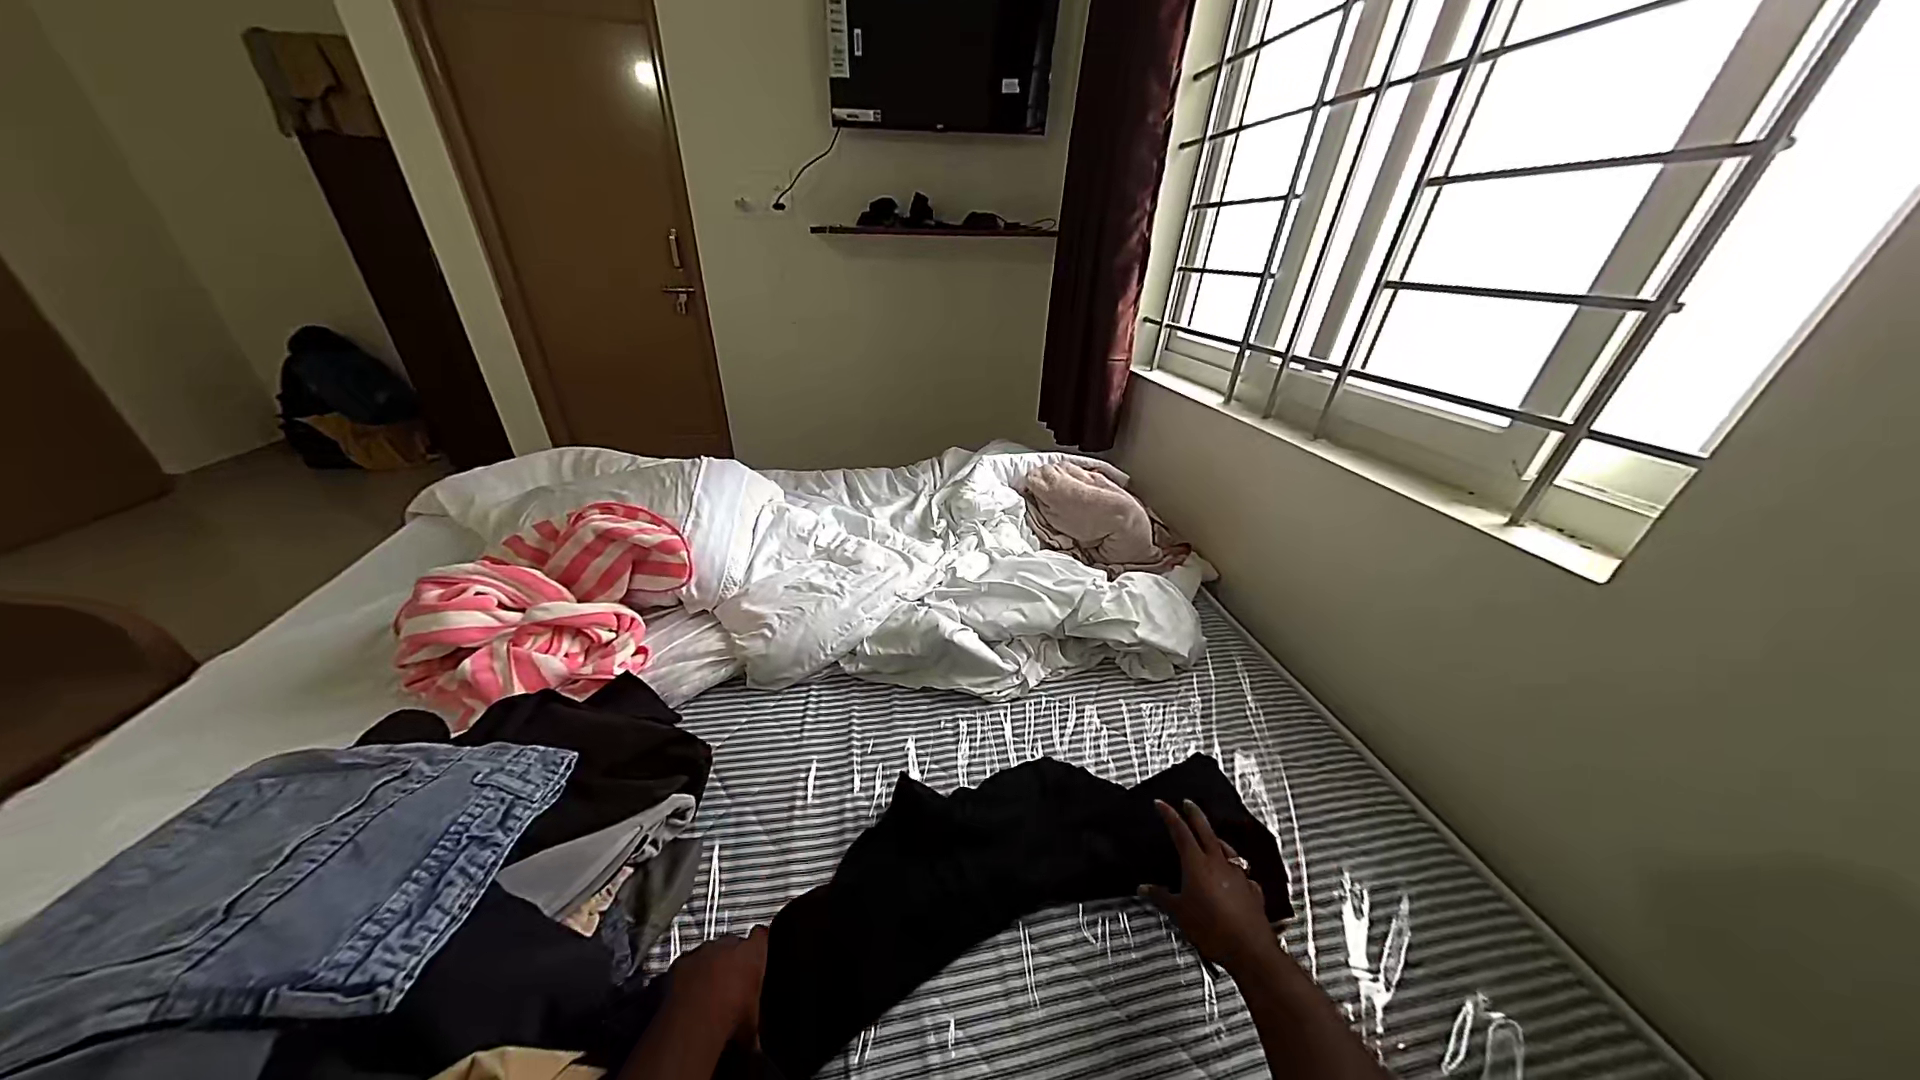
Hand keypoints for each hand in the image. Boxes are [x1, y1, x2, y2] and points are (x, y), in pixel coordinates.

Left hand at [665, 925, 768, 1044]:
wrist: (694, 1020)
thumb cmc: (732, 1016)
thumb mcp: (752, 1020)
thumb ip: (756, 1015)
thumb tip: (756, 1040)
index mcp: (753, 952)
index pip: (761, 935)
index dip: (758, 943)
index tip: (755, 954)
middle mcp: (729, 943)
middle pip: (732, 943)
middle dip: (731, 958)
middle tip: (729, 981)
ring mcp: (703, 950)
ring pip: (708, 953)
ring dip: (708, 965)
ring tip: (705, 990)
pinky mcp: (680, 962)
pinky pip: (686, 964)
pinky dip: (687, 975)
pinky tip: (686, 994)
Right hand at [1139, 799, 1278, 974]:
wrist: (1250, 950)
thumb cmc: (1210, 929)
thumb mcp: (1179, 914)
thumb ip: (1161, 897)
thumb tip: (1143, 888)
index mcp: (1196, 863)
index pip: (1180, 832)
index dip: (1170, 815)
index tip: (1161, 803)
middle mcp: (1218, 862)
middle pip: (1205, 830)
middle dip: (1195, 814)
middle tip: (1188, 803)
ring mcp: (1238, 874)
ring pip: (1226, 848)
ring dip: (1216, 838)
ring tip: (1211, 836)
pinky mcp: (1252, 890)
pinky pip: (1242, 872)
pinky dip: (1234, 868)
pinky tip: (1234, 875)